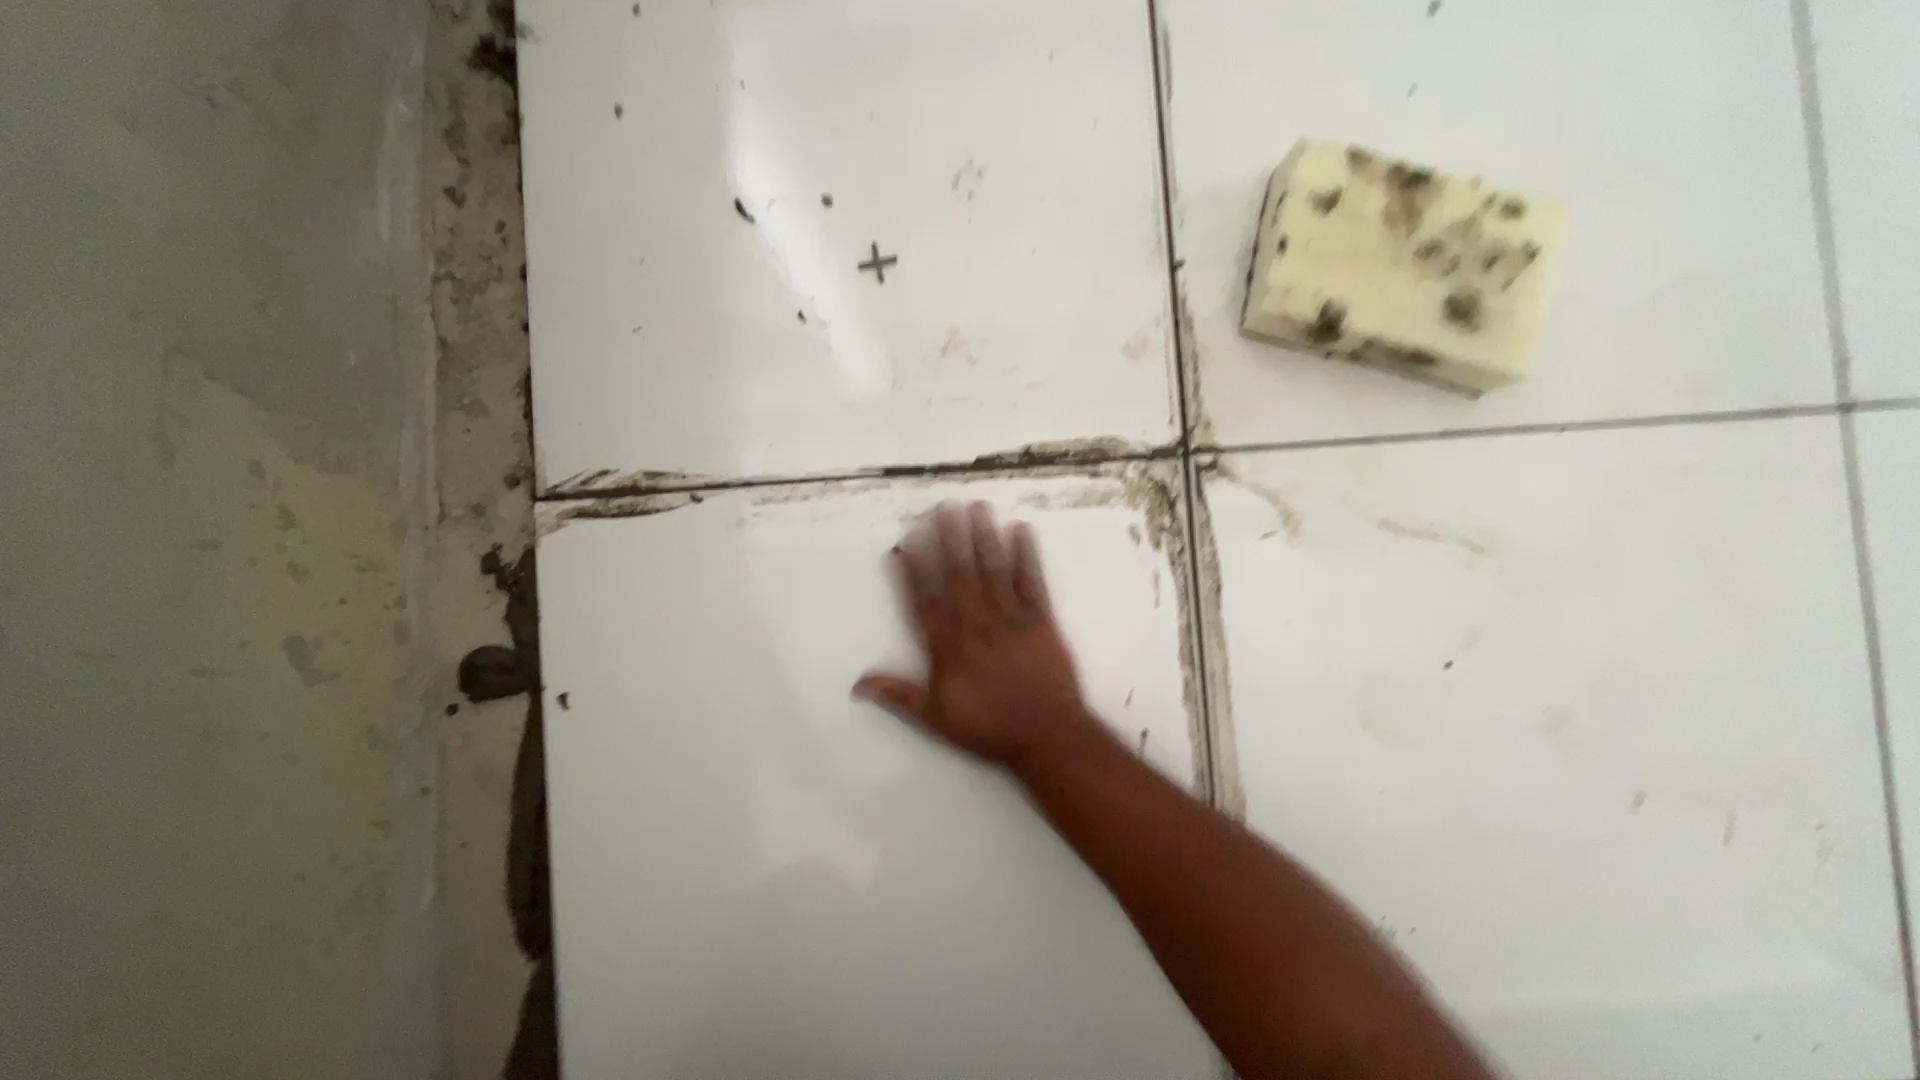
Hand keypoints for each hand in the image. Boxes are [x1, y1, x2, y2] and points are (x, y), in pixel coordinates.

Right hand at [854, 501, 1101, 769]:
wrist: (1047, 735)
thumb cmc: (989, 728)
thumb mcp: (935, 718)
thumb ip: (899, 695)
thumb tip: (857, 685)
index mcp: (947, 645)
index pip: (923, 599)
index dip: (912, 570)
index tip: (902, 543)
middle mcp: (975, 623)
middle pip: (958, 573)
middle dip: (948, 538)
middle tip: (942, 506)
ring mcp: (1009, 617)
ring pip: (992, 569)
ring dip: (983, 536)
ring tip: (977, 506)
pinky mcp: (1041, 619)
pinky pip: (1031, 580)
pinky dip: (1027, 555)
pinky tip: (1021, 531)